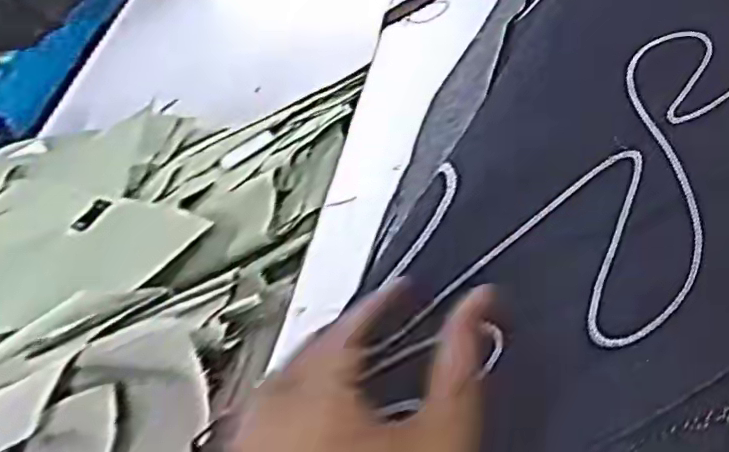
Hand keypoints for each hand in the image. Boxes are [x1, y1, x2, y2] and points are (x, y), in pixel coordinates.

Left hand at [231, 282, 495, 451]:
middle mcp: (271, 434)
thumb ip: (462, 355)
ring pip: (258, 406)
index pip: (342, 335)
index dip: (376, 305)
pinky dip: (279, 413)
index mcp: (320, 406)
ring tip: (341, 362)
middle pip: (289, 368)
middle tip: (372, 320)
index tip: (402, 291)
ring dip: (300, 373)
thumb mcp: (449, 422)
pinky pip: (248, 439)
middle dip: (332, 336)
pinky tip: (307, 420)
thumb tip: (479, 300)